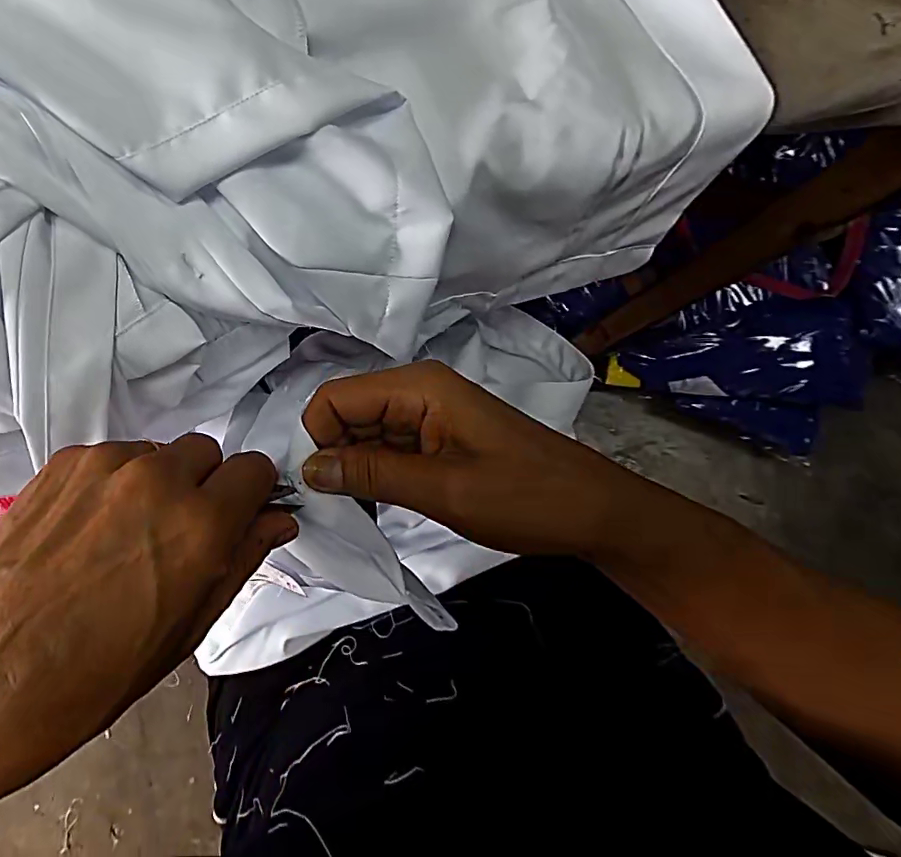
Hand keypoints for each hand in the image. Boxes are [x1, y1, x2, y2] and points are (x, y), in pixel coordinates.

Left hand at [0, 437, 295, 844]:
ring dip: (159, 482)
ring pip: (160, 452)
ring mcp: (105, 466)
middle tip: (178, 533)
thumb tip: (278, 520)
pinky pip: (114, 457)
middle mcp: (158, 480)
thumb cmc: (90, 680)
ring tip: (124, 536)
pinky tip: (88, 531)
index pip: (256, 469)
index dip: (251, 496)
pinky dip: (115, 483)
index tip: (238, 516)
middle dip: (205, 486)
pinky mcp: (61, 464)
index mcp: (201, 525)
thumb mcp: (185, 631)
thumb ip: (241, 561)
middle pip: (208, 452)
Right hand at [299, 360, 668, 559]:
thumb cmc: (525, 496)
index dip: (317, 440)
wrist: (591, 509)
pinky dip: (378, 475)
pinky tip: (381, 506)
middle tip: (336, 511)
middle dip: (333, 457)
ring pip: (366, 435)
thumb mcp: (442, 488)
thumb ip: (371, 472)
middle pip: (348, 414)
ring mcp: (431, 415)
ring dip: (355, 470)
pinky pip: (391, 449)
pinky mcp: (440, 438)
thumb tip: (309, 468)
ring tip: (360, 514)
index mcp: (420, 387)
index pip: (335, 398)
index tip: (316, 490)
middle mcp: (420, 391)